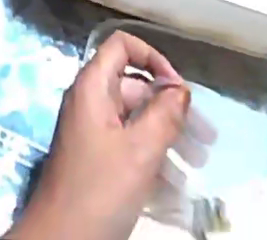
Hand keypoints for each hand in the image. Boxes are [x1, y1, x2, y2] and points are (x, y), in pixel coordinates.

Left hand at [9, 32, 190, 239]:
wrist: (60, 239)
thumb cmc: (100, 189)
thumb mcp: (140, 151)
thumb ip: (164, 115)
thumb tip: (180, 89)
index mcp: (92, 86)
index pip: (121, 46)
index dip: (153, 58)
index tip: (180, 90)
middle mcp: (90, 100)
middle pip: (134, 85)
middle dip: (171, 107)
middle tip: (206, 139)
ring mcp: (91, 129)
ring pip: (135, 118)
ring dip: (167, 135)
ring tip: (199, 163)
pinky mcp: (95, 157)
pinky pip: (128, 143)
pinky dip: (152, 156)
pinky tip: (177, 186)